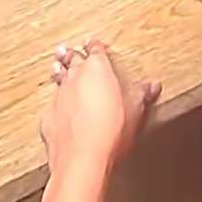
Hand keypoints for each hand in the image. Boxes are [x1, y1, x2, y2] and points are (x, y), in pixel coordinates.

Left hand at [41, 42, 160, 173]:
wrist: (82, 159)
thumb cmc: (111, 129)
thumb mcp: (134, 110)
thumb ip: (141, 95)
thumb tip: (153, 86)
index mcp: (97, 68)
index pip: (95, 51)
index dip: (94, 46)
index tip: (92, 43)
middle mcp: (76, 77)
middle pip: (72, 60)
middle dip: (70, 55)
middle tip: (63, 49)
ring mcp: (60, 97)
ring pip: (58, 79)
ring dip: (58, 73)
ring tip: (55, 66)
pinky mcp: (48, 120)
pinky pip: (51, 107)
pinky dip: (55, 106)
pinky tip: (55, 110)